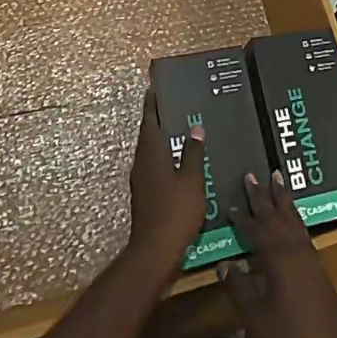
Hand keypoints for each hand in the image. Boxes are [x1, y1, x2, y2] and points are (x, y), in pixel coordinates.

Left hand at [126, 88, 206, 274]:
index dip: (153, 104)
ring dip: (163, 139)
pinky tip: (181, 162)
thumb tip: (195, 128)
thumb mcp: (192, 180)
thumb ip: (193, 154)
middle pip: (149, 134)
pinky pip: (155, 166)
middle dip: (160, 119)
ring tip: (182, 130)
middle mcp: (142, 162)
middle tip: (176, 105)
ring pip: (151, 151)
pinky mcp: (145, 193)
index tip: (155, 88)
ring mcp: (141, 179)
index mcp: (151, 153)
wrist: (155, 249)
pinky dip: (165, 157)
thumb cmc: (175, 211)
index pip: (150, 120)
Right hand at [220, 171, 336, 337]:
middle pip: (277, 217)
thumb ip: (239, 288)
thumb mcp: (256, 317)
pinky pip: (302, 231)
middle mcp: (296, 251)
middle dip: (264, 196)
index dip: (242, 217)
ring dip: (283, 200)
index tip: (230, 204)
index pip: (257, 229)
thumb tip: (223, 264)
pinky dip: (294, 218)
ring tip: (277, 180)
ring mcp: (310, 259)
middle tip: (252, 175)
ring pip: (294, 220)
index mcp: (279, 258)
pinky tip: (291, 219)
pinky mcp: (317, 269)